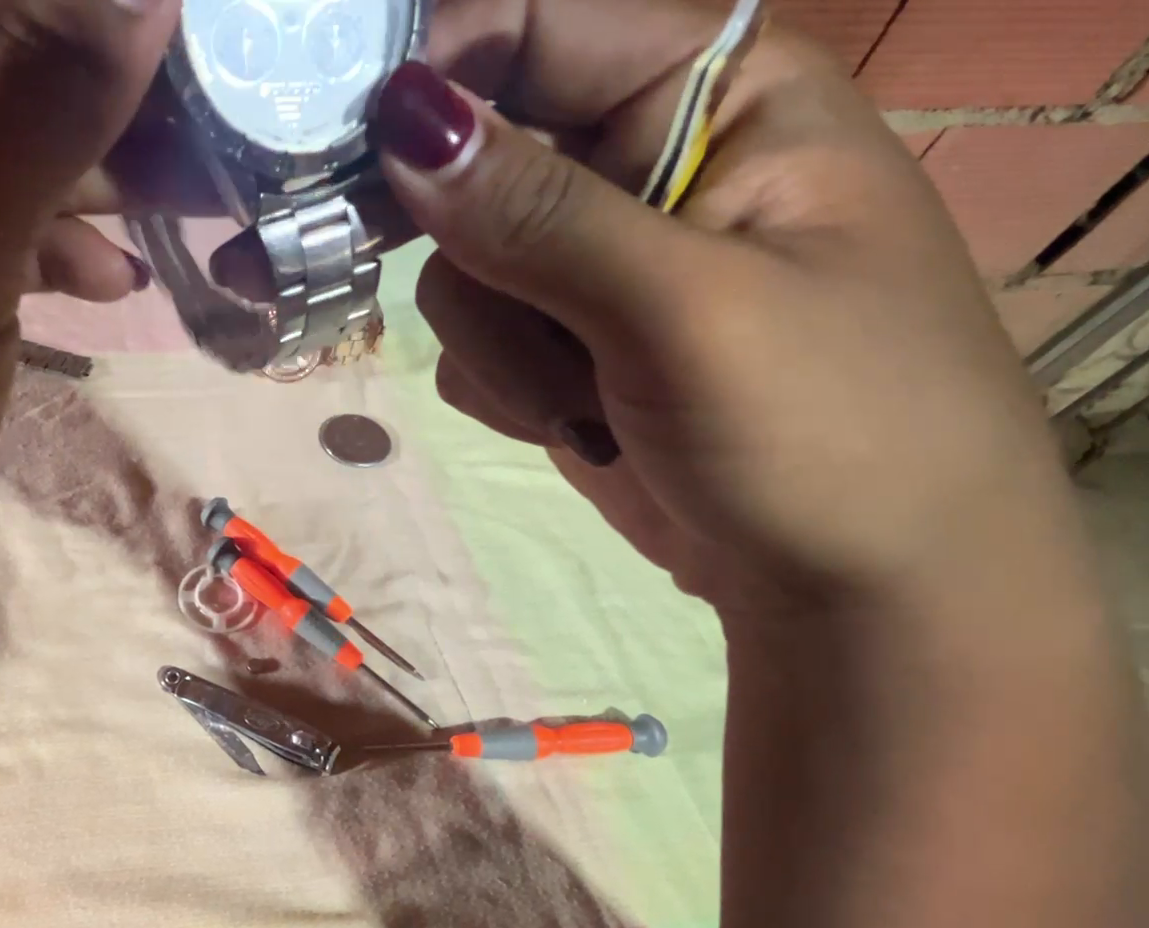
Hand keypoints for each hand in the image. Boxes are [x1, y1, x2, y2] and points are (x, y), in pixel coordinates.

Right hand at [371, 1, 1080, 610]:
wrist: (853, 590)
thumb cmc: (826, 429)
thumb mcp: (684, 309)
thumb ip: (540, 214)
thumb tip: (405, 122)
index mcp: (716, 95)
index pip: (538, 26)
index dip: (439, 75)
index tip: (355, 148)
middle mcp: (643, 165)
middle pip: (475, 160)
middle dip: (460, 247)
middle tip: (414, 288)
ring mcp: (594, 265)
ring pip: (459, 270)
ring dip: (500, 348)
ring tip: (583, 405)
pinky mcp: (561, 346)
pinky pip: (470, 342)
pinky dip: (502, 387)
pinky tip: (574, 424)